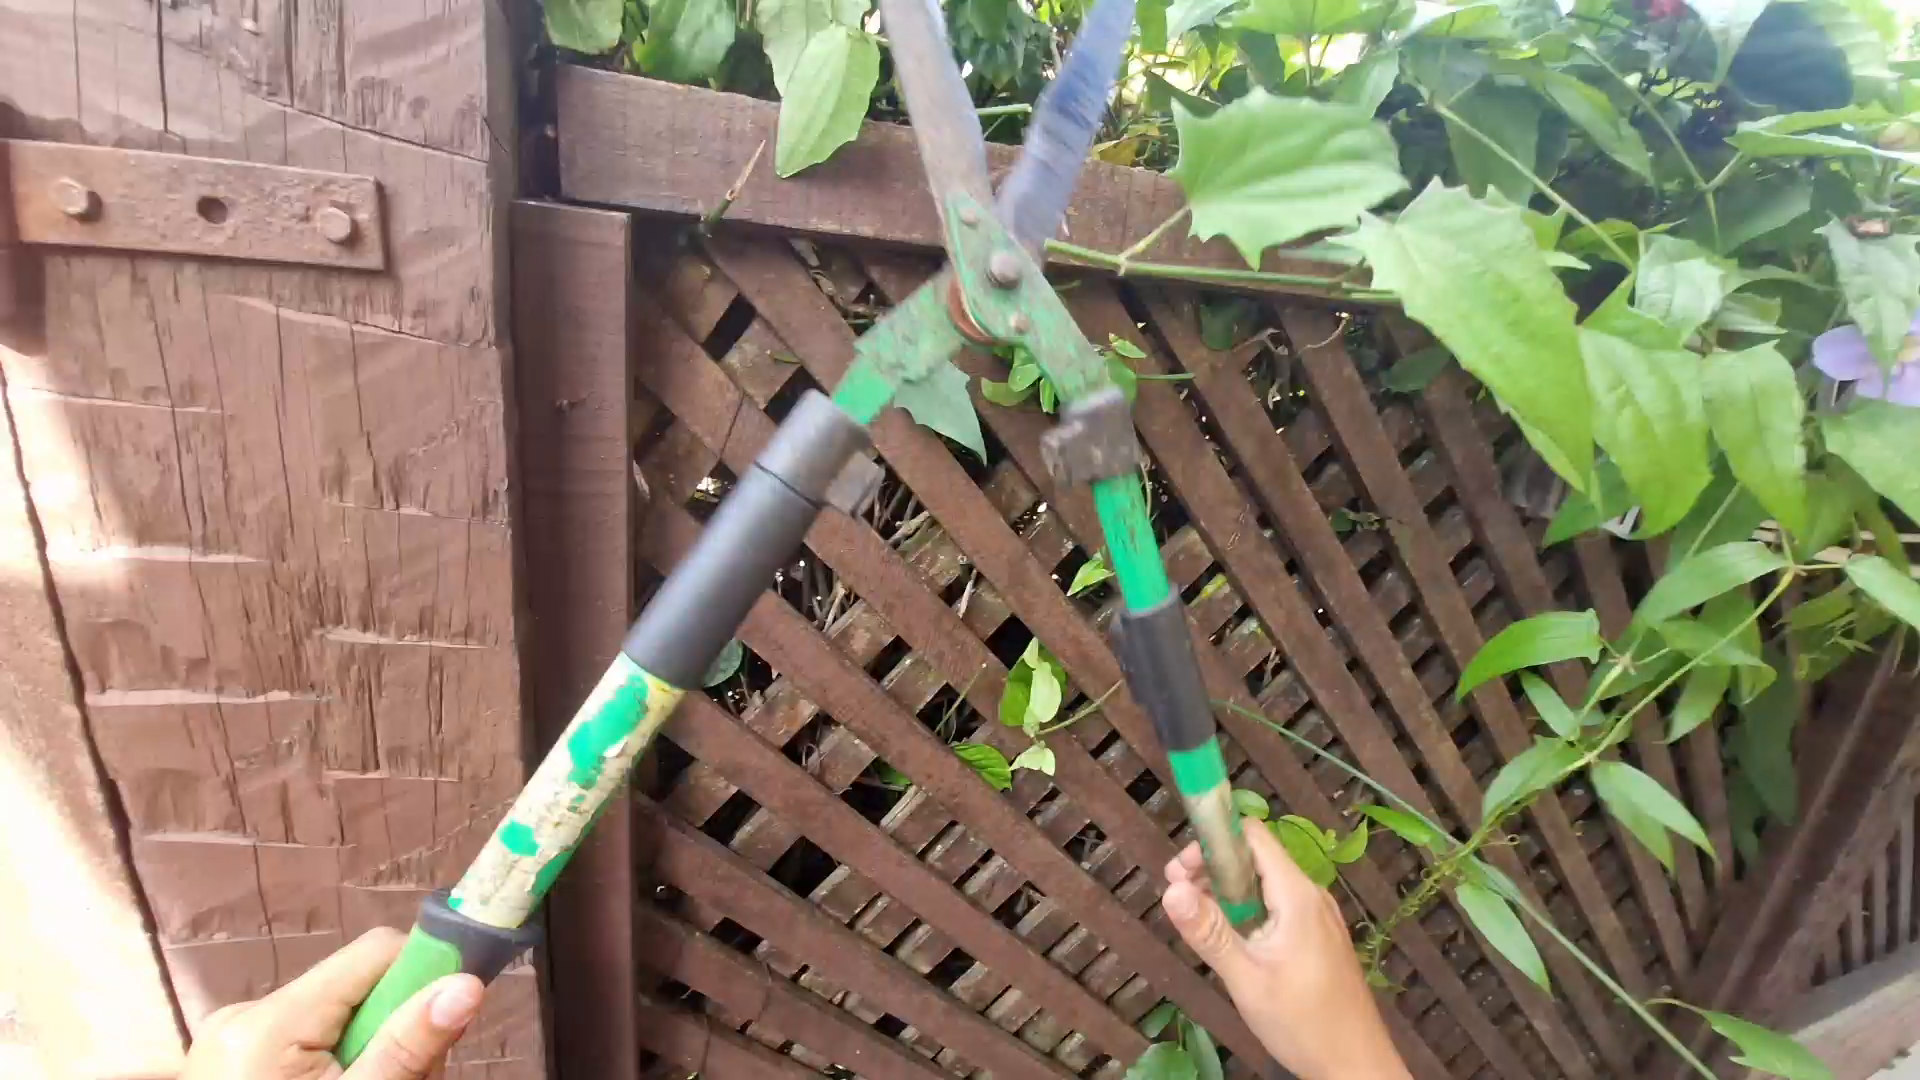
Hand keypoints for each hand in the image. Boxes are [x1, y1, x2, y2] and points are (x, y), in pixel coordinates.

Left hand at [180, 928, 484, 1079]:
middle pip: (365, 980)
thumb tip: (469, 984)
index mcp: (267, 1021)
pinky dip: (347, 1052)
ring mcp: (237, 1036)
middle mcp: (245, 1014)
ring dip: (378, 1038)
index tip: (449, 1013)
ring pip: (347, 1006)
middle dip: (401, 1018)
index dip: (426, 971)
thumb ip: (409, 1045)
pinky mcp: (238, 1054)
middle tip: (412, 1072)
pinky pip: (319, 1028)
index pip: (380, 951)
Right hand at [1160, 820, 1410, 1079]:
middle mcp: (1310, 894)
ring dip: (1226, 889)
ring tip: (1198, 918)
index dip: (1212, 840)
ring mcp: (1317, 914)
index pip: (1251, 834)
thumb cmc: (1305, 1025)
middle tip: (1179, 894)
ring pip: (1263, 880)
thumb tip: (1170, 889)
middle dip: (1211, 868)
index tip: (1181, 869)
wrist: (1362, 1073)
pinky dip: (1246, 907)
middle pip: (1254, 856)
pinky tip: (1229, 937)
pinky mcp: (1318, 934)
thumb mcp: (1247, 981)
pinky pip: (1275, 902)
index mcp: (1296, 894)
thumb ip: (1209, 933)